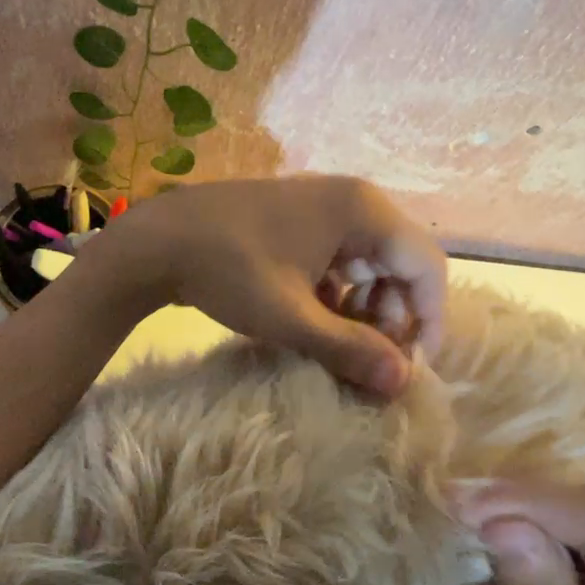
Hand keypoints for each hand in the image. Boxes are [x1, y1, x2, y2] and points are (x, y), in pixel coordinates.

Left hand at [96, 176, 464, 396]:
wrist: (157, 241)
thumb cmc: (227, 272)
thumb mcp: (290, 317)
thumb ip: (348, 349)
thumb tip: (402, 383)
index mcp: (363, 210)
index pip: (425, 266)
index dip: (428, 319)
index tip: (412, 367)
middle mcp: (352, 201)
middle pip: (398, 266)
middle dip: (392, 318)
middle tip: (371, 364)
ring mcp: (321, 210)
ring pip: (366, 268)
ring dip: (363, 312)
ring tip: (341, 352)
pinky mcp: (297, 226)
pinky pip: (336, 265)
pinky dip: (335, 299)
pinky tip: (316, 330)